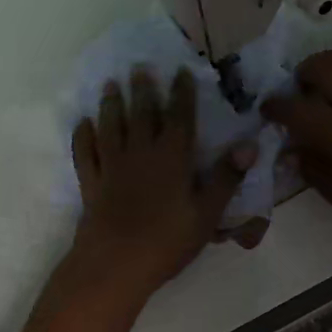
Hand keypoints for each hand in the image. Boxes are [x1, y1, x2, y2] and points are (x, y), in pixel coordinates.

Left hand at [71, 67, 256, 296]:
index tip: (181, 72)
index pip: (179, 117)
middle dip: (142, 89)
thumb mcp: (206, 214)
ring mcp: (111, 167)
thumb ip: (226, 178)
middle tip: (138, 67)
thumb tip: (249, 144)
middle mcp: (140, 153)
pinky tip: (82, 124)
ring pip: (110, 127)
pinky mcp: (91, 184)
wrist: (115, 264)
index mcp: (172, 158)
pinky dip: (82, 136)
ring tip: (110, 85)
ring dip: (110, 105)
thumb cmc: (167, 242)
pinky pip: (84, 153)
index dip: (182, 94)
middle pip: (141, 114)